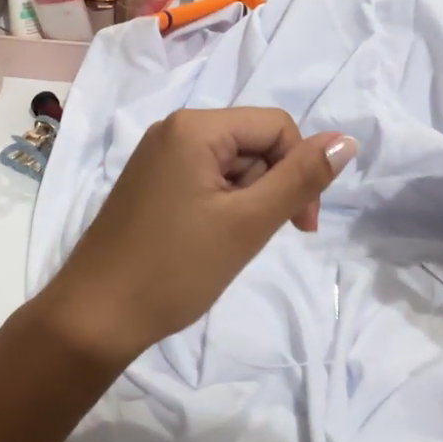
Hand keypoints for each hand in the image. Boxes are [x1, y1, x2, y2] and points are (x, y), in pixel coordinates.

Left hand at [34, 108, 356, 368]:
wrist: (96, 315)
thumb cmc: (175, 268)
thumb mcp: (248, 223)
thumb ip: (300, 179)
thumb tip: (346, 139)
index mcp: (194, 126)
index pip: (276, 126)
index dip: (300, 170)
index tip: (301, 227)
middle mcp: (173, 128)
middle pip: (252, 142)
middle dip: (270, 187)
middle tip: (256, 238)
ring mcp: (156, 155)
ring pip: (231, 163)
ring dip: (246, 200)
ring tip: (226, 243)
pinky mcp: (149, 181)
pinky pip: (203, 178)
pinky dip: (221, 206)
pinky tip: (208, 240)